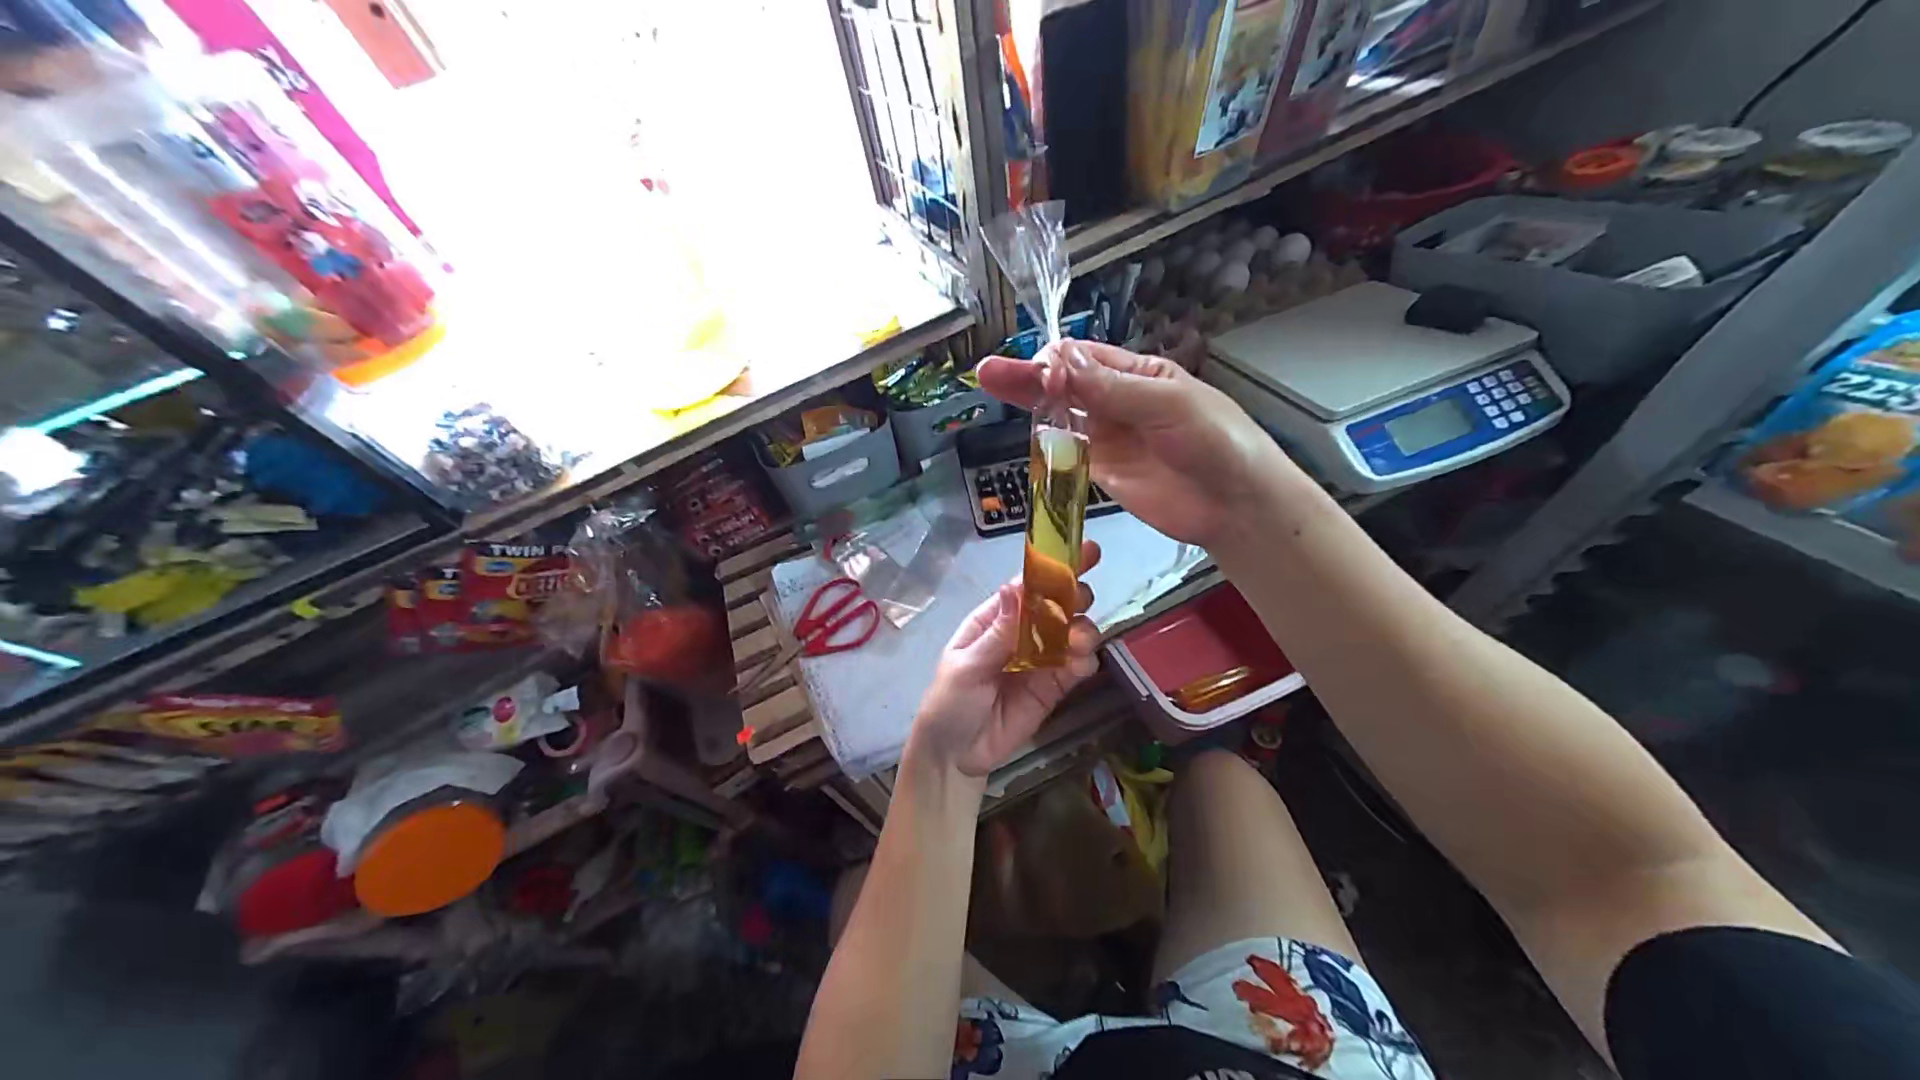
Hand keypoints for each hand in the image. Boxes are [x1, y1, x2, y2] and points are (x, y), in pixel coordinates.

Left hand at [908, 541, 1101, 778]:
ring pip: (1073, 633)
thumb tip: (1013, 588)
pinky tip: (1079, 664)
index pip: (1027, 587)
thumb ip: (996, 634)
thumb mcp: (965, 667)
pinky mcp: (1054, 686)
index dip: (1055, 568)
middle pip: (1057, 604)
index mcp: (995, 619)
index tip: (1085, 551)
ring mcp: (1041, 659)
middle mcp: (1022, 633)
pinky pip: (1077, 666)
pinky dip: (1084, 661)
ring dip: (1082, 630)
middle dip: (1074, 596)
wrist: (956, 756)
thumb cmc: (949, 703)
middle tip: (1082, 599)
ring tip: (1078, 641)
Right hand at [976, 341, 1302, 549]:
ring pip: (1058, 417)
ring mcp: (1106, 438)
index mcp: (1137, 374)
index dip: (1058, 362)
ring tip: (992, 387)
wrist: (1235, 506)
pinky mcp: (1099, 472)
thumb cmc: (1216, 442)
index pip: (1085, 357)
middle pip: (1063, 385)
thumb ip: (1114, 389)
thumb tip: (1062, 361)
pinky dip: (1043, 444)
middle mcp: (1116, 402)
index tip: (1044, 375)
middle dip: (1027, 376)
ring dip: (1028, 405)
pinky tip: (1023, 434)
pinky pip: (1064, 454)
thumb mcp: (1170, 405)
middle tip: (988, 370)